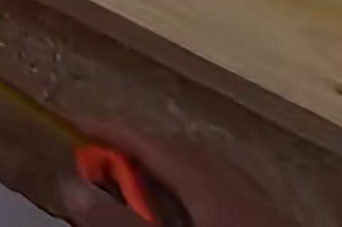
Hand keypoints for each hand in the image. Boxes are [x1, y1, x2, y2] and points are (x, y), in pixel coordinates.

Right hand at [62, 122, 292, 226]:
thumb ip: (119, 223)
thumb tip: (68, 184)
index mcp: (214, 192)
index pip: (150, 142)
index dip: (108, 129)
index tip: (73, 126)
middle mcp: (247, 196)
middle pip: (188, 151)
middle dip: (144, 148)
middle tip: (108, 161)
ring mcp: (274, 217)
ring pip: (219, 174)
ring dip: (176, 169)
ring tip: (148, 187)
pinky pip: (241, 198)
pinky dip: (206, 192)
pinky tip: (197, 216)